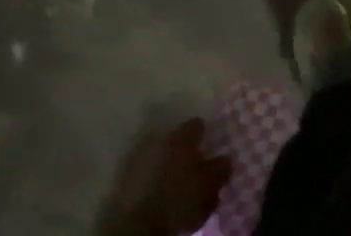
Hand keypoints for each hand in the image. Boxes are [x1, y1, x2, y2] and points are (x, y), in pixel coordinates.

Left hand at [96, 116, 233, 235]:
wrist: (139, 225)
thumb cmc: (180, 198)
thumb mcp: (209, 184)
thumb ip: (219, 169)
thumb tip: (225, 159)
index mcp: (181, 139)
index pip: (195, 125)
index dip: (203, 133)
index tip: (208, 142)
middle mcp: (159, 142)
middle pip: (176, 141)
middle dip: (185, 151)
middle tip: (195, 165)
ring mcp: (139, 160)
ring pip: (160, 158)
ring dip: (169, 166)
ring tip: (178, 182)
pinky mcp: (125, 181)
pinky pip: (147, 175)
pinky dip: (155, 180)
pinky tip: (162, 193)